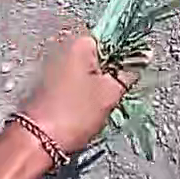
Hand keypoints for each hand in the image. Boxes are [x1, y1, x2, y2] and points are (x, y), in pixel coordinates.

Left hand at [18, 34, 132, 154]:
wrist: (34, 143)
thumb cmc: (74, 113)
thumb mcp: (110, 92)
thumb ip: (130, 70)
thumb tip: (145, 54)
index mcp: (80, 43)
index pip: (114, 36)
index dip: (128, 52)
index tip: (134, 68)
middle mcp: (64, 47)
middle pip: (101, 52)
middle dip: (112, 68)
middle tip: (119, 88)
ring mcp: (54, 65)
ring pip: (89, 68)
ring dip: (99, 81)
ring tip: (102, 102)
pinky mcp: (49, 83)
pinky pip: (76, 79)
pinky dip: (84, 90)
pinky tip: (86, 108)